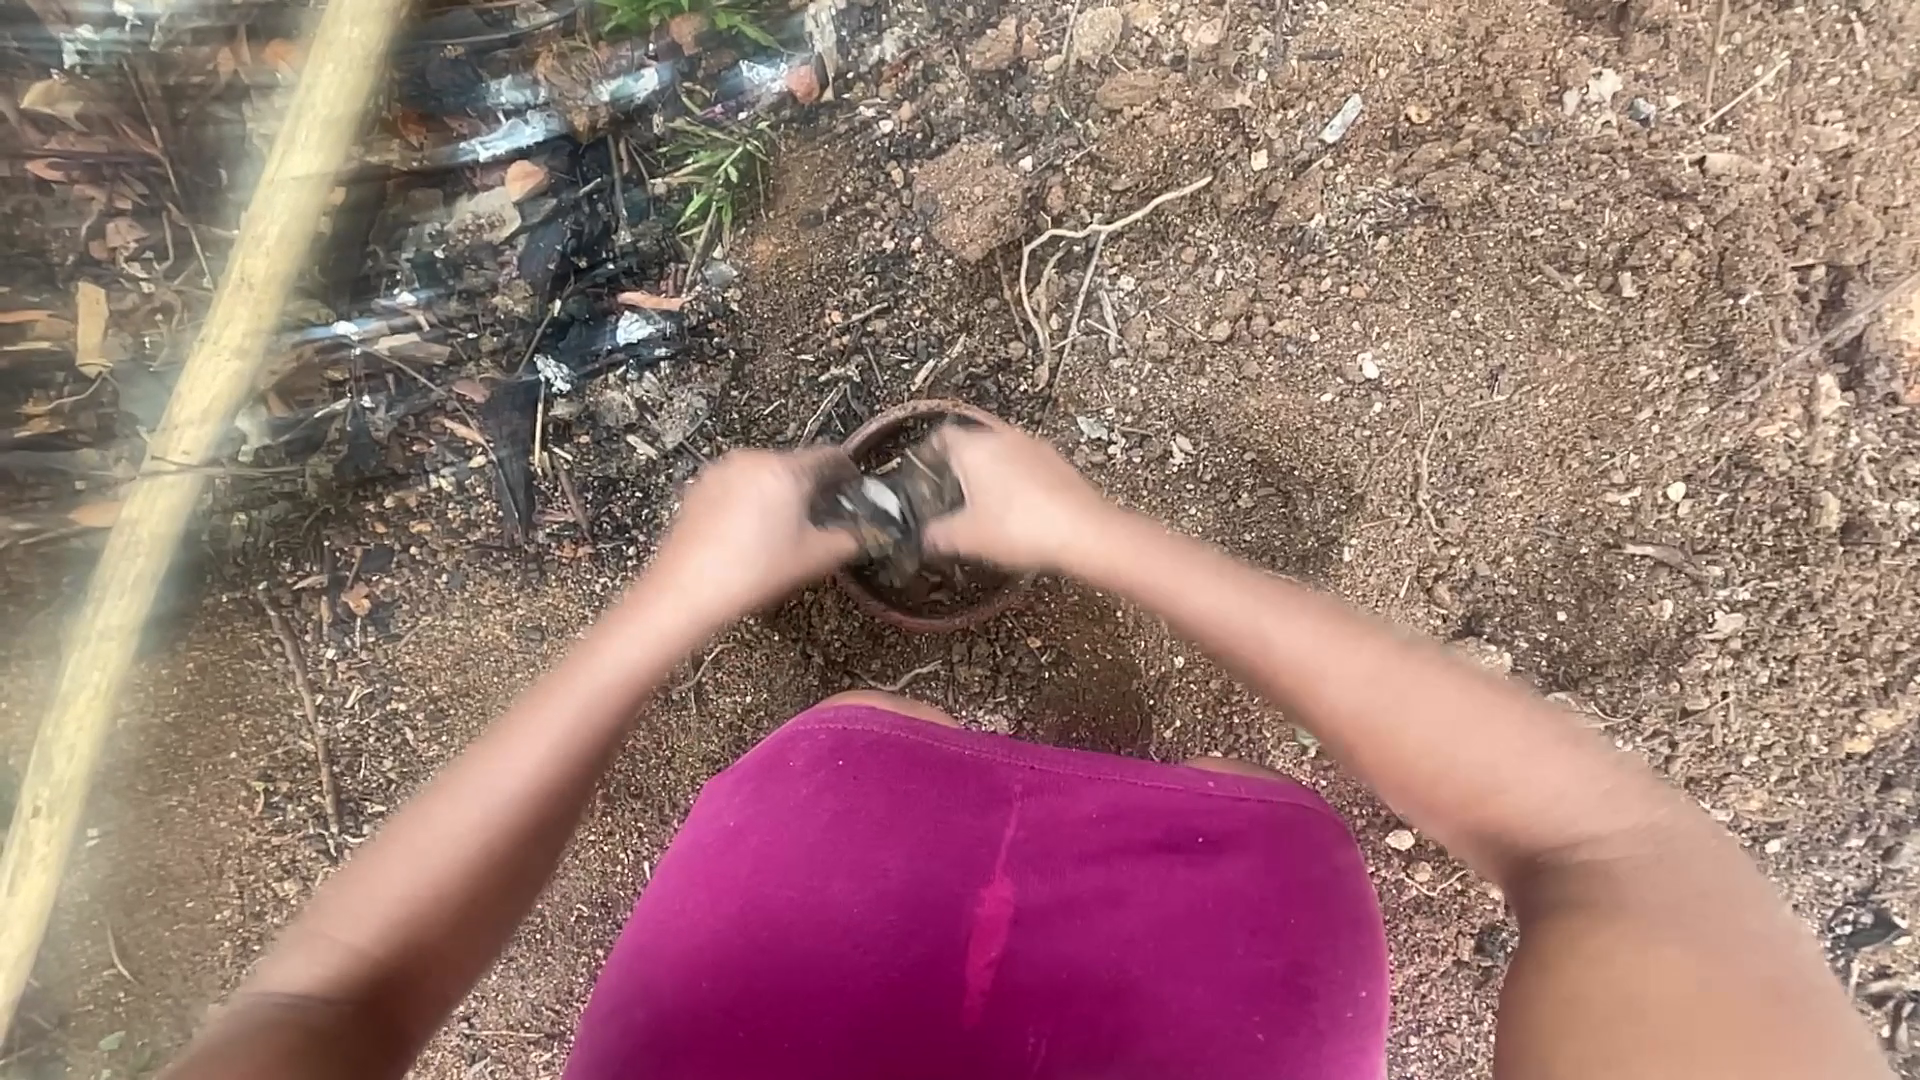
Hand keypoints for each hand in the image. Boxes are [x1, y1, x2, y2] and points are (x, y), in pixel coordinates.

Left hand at [646, 447, 861, 624]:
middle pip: (793, 465)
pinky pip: (736, 488)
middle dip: (810, 487)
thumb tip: (860, 533)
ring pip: (763, 477)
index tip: (852, 484)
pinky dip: (750, 503)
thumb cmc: (751, 571)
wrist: (685, 591)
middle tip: (822, 516)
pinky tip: (752, 535)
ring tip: (785, 530)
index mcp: (784, 469)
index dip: (846, 470)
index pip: (828, 456)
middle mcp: (751, 460)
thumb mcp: (815, 558)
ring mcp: (720, 473)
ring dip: (779, 495)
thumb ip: (849, 539)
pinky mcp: (698, 490)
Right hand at [924, 416, 1117, 573]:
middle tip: (951, 487)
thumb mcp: (967, 538)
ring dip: (992, 470)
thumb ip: (938, 534)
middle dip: (961, 463)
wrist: (1083, 532)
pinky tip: (1018, 507)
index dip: (929, 451)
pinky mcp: (1058, 462)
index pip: (941, 436)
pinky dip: (1018, 480)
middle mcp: (1004, 437)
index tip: (925, 467)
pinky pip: (1028, 464)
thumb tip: (927, 537)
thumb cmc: (1023, 527)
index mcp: (974, 447)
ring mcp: (1034, 446)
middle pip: (973, 441)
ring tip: (984, 500)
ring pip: (1002, 451)